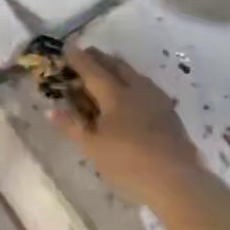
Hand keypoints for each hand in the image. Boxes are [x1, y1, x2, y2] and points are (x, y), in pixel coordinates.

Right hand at [50, 45, 203, 206]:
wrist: (177, 180)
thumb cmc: (129, 163)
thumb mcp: (94, 148)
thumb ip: (73, 126)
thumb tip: (52, 110)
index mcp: (114, 93)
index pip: (91, 68)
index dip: (77, 58)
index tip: (67, 49)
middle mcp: (136, 87)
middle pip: (114, 63)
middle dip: (98, 57)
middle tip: (84, 57)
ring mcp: (156, 97)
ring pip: (132, 72)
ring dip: (116, 67)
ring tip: (107, 71)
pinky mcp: (169, 110)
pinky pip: (145, 85)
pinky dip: (131, 81)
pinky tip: (131, 94)